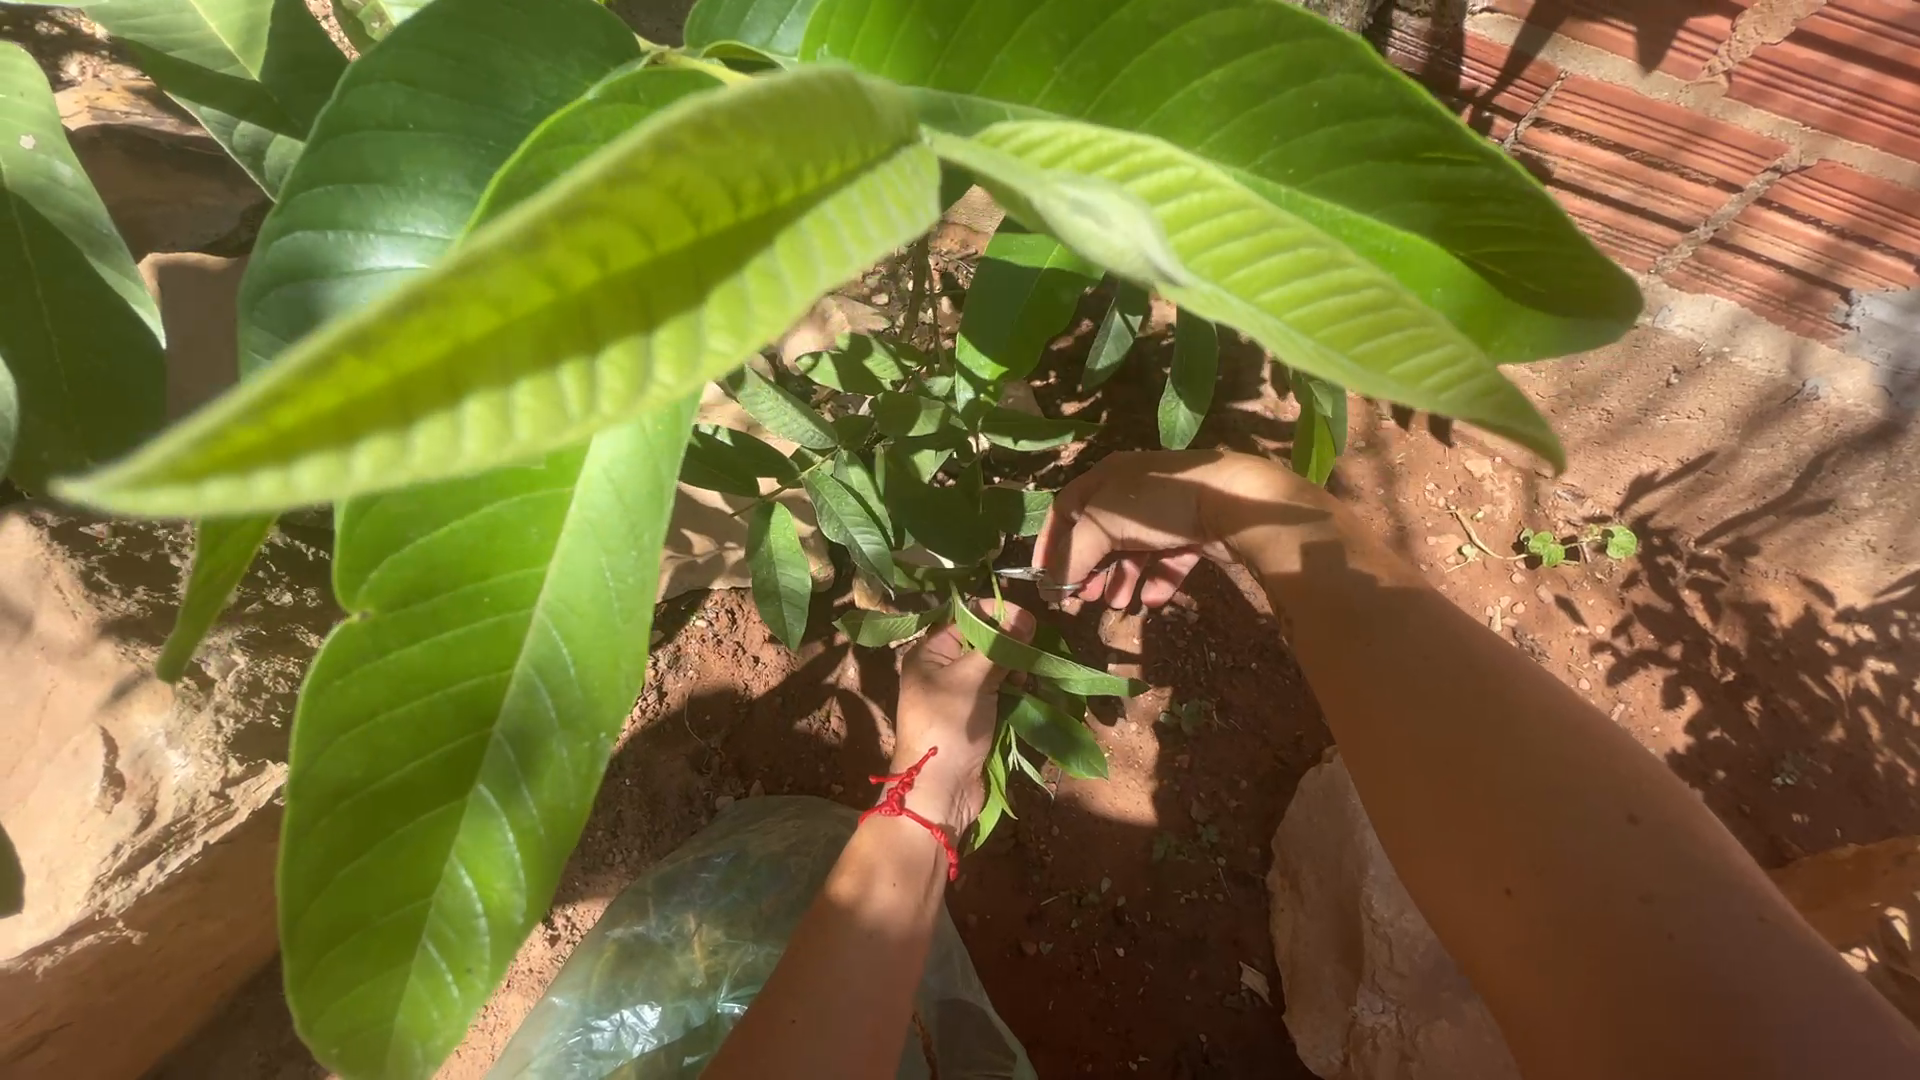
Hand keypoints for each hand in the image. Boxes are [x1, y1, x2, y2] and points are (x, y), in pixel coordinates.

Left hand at [889, 601, 1035, 832]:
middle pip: (984, 642)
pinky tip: (1030, 691)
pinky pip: (1001, 690)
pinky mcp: (978, 714)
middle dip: (1010, 645)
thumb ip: (999, 647)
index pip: (966, 618)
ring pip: (997, 667)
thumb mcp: (970, 679)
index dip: (996, 615)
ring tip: (1028, 679)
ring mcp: (961, 693)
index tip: (1027, 619)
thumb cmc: (948, 726)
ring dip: (1016, 669)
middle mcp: (943, 668)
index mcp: (930, 652)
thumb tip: (1026, 617)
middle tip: (1031, 652)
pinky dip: (1016, 688)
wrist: (940, 790)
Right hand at [1032, 450, 1330, 609]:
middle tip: (1082, 600)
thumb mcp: (1102, 524)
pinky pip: (1168, 559)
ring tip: (1117, 604)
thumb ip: (1072, 555)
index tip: (1043, 579)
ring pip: (1133, 551)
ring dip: (1120, 580)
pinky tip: (1154, 600)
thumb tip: (1053, 586)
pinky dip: (1157, 580)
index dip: (1050, 545)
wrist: (1231, 501)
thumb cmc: (1156, 505)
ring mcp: (1165, 512)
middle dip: (1088, 570)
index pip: (1064, 511)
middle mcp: (1133, 490)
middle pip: (1099, 535)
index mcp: (1105, 477)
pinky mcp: (1194, 531)